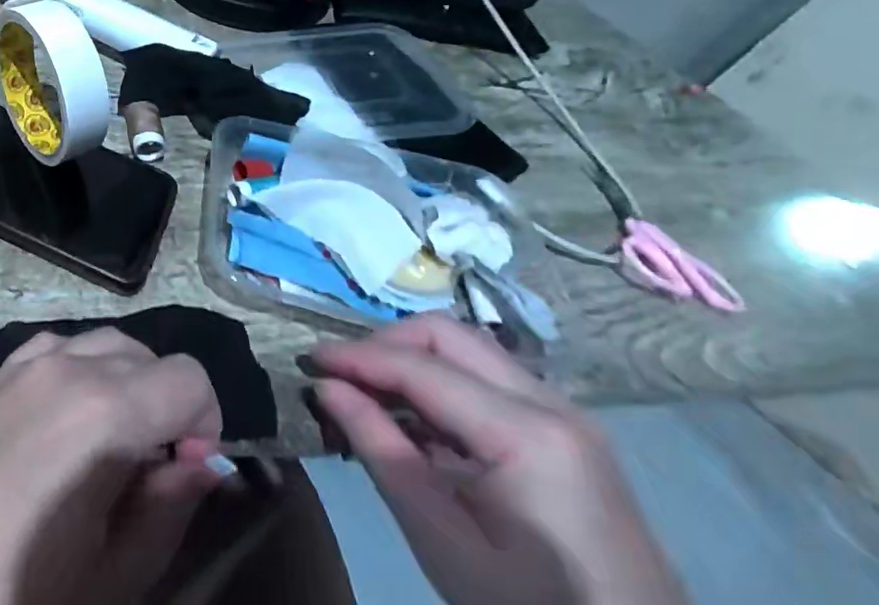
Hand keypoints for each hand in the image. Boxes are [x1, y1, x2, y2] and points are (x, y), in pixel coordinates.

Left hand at [0, 329, 223, 604]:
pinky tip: (63, 427)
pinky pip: (59, 349)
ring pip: (104, 345)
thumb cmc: (6, 590)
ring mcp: (23, 361)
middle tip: (148, 471)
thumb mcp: (107, 575)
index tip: (185, 474)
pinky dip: (82, 373)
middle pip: (148, 356)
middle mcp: (66, 364)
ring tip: (107, 448)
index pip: (190, 378)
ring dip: (125, 384)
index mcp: (102, 408)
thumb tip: (205, 465)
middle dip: (166, 404)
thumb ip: (166, 509)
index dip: (204, 424)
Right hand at [307, 315, 685, 604]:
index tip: (308, 359)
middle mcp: (552, 402)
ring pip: (471, 349)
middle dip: (385, 343)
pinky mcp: (570, 430)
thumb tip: (328, 388)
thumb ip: (383, 452)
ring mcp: (568, 412)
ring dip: (413, 358)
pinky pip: (491, 378)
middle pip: (449, 334)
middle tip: (341, 375)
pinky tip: (419, 419)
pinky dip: (444, 380)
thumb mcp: (445, 542)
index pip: (421, 365)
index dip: (357, 356)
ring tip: (370, 394)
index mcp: (527, 433)